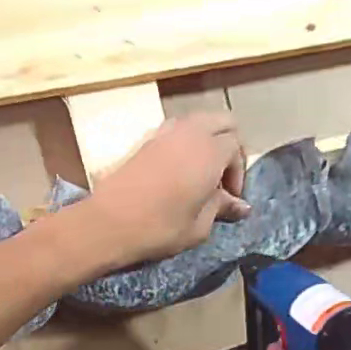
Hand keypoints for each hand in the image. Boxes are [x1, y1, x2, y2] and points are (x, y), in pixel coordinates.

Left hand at [85, 114, 249, 264]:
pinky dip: (185, 143)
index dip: (238, 173)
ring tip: (200, 174)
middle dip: (229, 146)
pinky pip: (176, 130)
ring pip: (197, 122)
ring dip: (206, 141)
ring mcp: (165, 132)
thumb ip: (222, 207)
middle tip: (222, 177)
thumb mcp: (199, 226)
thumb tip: (241, 205)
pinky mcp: (145, 139)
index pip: (237, 148)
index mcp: (210, 151)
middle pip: (222, 122)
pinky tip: (178, 171)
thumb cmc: (161, 227)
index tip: (230, 199)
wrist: (108, 222)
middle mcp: (190, 133)